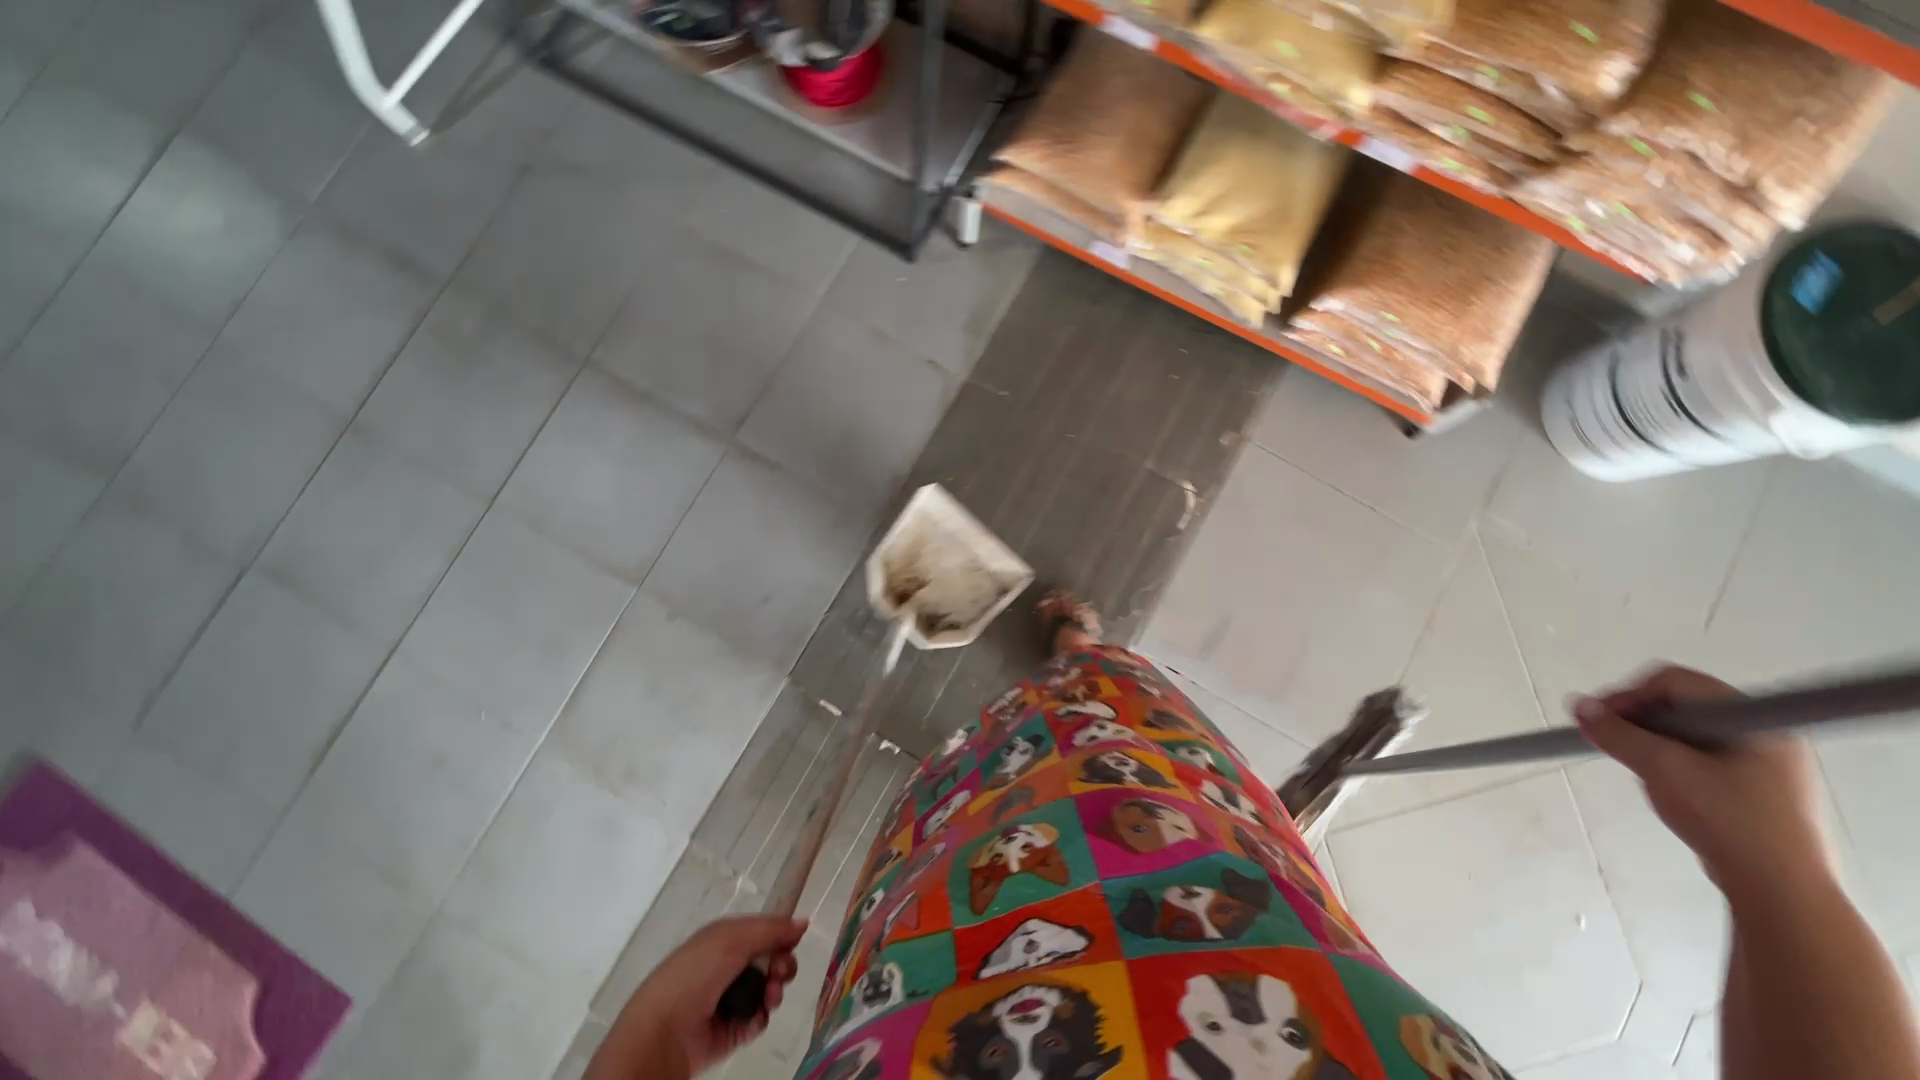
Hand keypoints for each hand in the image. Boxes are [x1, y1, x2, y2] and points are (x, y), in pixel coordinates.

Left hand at [596, 915, 807, 1078]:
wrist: (666, 1030)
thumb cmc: (697, 973)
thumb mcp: (733, 938)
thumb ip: (771, 929)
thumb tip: (804, 922)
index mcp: (724, 940)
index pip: (763, 932)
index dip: (780, 935)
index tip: (793, 940)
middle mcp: (728, 966)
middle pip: (771, 959)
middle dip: (783, 963)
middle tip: (780, 971)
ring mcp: (731, 998)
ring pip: (769, 988)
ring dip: (776, 988)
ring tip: (770, 994)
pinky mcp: (734, 1028)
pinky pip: (760, 1017)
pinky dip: (764, 1013)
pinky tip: (759, 1012)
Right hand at [1574, 664, 1834, 900]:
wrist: (1780, 890)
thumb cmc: (1726, 819)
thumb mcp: (1662, 769)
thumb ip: (1617, 734)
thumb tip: (1579, 706)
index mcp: (1753, 719)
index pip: (1676, 682)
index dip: (1630, 695)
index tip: (1599, 721)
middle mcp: (1766, 733)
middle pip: (1683, 705)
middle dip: (1638, 721)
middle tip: (1610, 742)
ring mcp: (1767, 763)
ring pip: (1691, 734)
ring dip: (1653, 744)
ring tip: (1639, 770)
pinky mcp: (1759, 790)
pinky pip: (1705, 759)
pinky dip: (1674, 764)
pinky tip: (1667, 789)